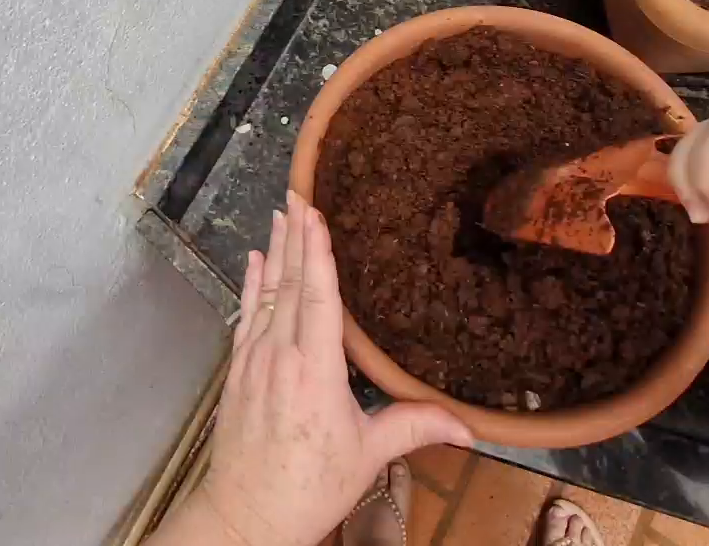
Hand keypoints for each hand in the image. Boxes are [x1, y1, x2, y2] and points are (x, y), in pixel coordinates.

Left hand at [186, 192, 470, 545]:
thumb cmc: (310, 486)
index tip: (315, 215)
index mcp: (315, 369)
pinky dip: (251, 283)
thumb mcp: (367, 456)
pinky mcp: (238, 367)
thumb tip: (470, 426)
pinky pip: (246, 314)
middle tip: (296, 195)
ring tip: (280, 214)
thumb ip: (413, 428)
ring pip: (266, 292)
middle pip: (290, 284)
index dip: (317, 253)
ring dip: (274, 251)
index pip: (317, 297)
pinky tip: (254, 259)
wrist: (246, 515)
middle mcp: (280, 353)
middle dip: (295, 236)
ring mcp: (254, 357)